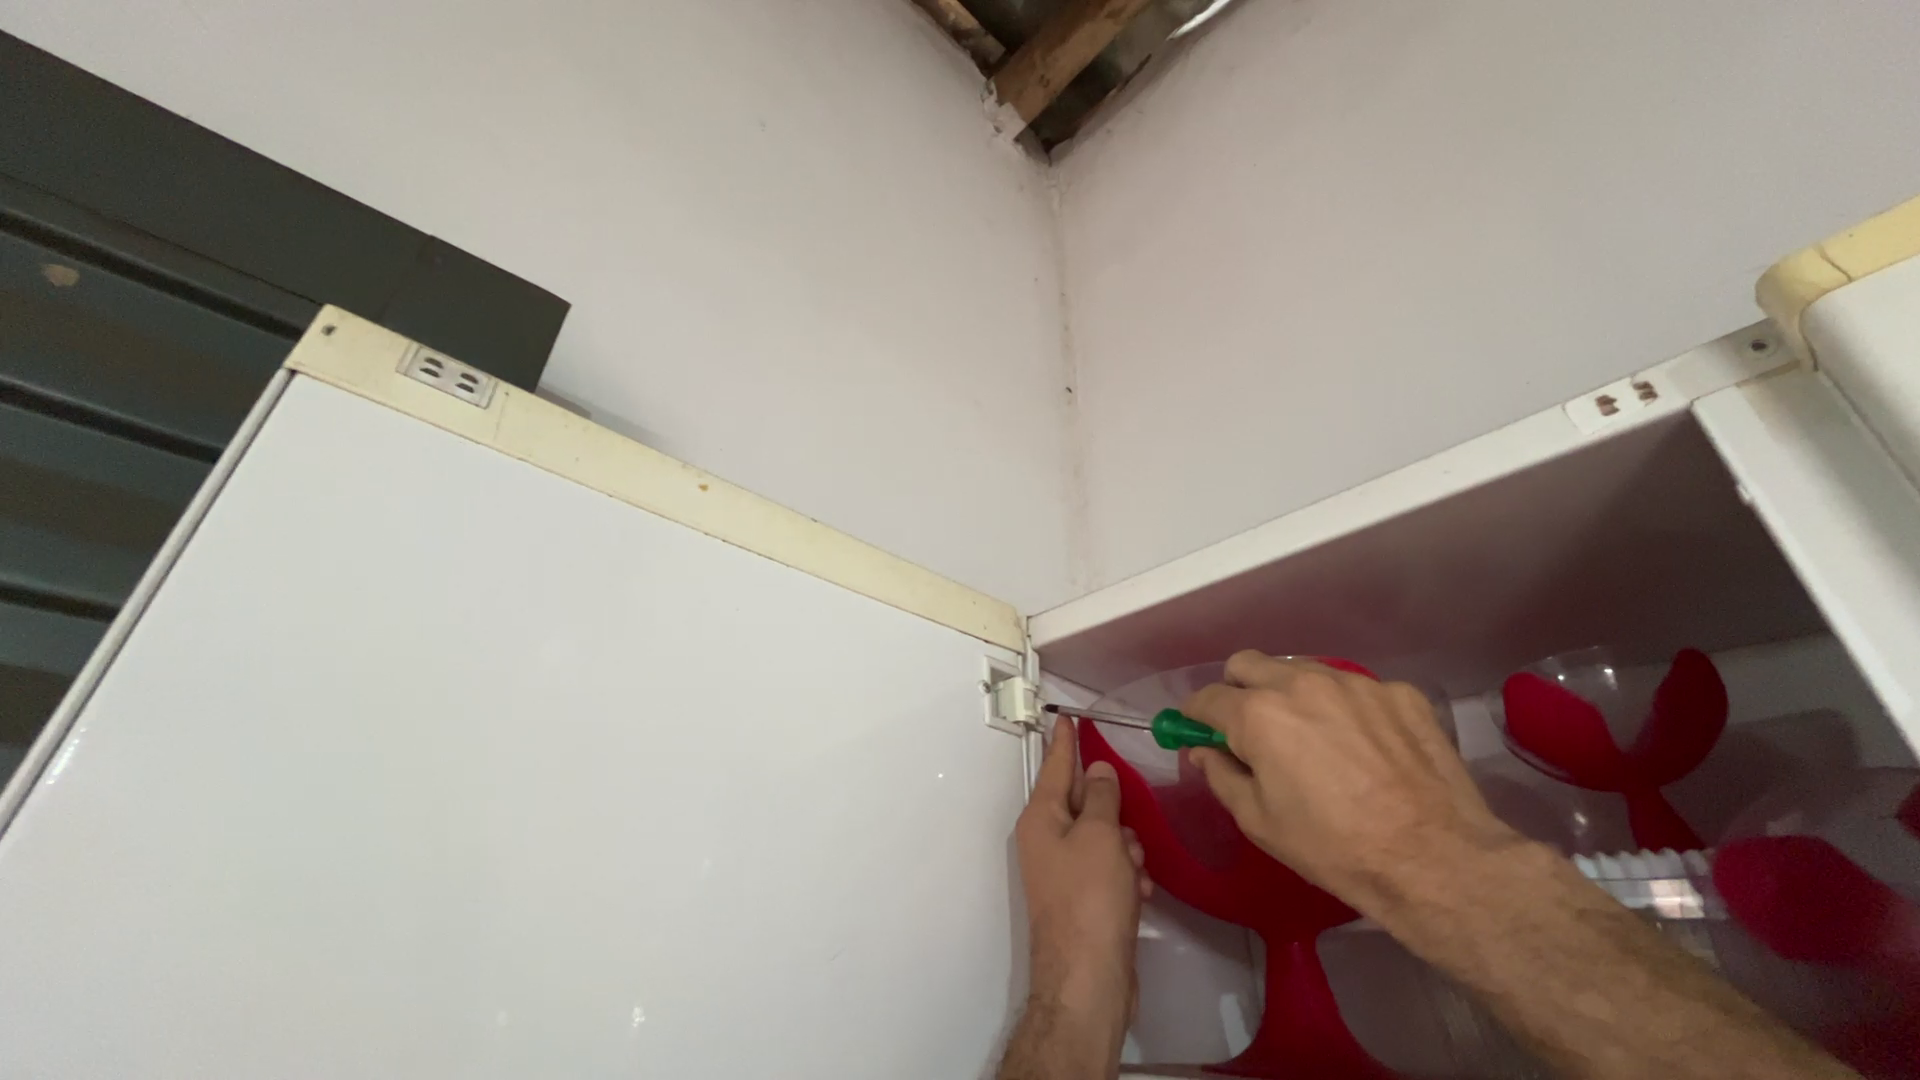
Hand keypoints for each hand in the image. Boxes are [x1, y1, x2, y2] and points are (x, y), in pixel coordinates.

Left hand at [1014, 716, 1149, 1021]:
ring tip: (1135, 868)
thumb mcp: (1100, 836)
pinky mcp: (1083, 898)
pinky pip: (1108, 868)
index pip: (1055, 766)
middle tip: (1127, 822)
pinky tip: (1139, 892)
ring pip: (1101, 836)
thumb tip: (1097, 770)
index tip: (1066, 718)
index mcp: (1041, 818)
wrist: (1089, 977)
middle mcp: (1046, 840)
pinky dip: (1125, 874)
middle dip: (1111, 810)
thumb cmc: (1091, 898)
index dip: (1065, 741)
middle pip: (1082, 802)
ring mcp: (1063, 870)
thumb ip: (1101, 797)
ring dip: (1125, 847)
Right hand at [1183, 651, 1522, 917]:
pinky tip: (1364, 748)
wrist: (1435, 859)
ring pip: (1302, 671)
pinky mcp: (1399, 693)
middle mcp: (1302, 683)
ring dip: (1291, 695)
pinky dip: (1345, 709)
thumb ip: (1220, 774)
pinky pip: (1355, 689)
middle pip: (1248, 664)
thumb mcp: (1258, 821)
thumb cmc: (1332, 847)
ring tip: (1313, 738)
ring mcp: (1355, 683)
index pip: (1206, 698)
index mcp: (1258, 714)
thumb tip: (1205, 750)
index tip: (1199, 732)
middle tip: (1250, 729)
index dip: (1196, 716)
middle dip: (1237, 691)